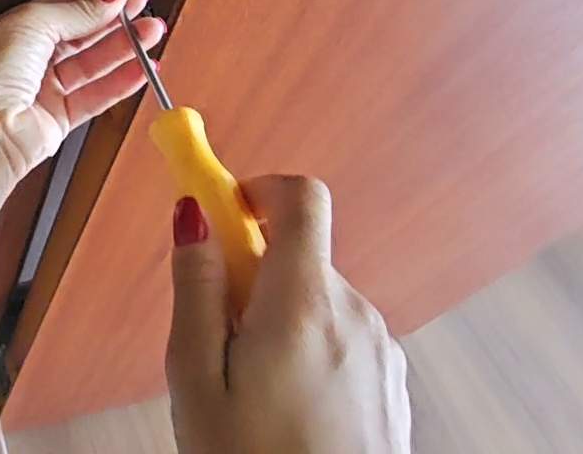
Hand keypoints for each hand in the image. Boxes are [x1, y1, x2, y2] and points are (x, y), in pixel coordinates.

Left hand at [0, 0, 165, 200]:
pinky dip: (120, 83)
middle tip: (144, 5)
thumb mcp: (32, 25)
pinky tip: (142, 68)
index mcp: (11, 28)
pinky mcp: (55, 120)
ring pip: (91, 64)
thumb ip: (76, 11)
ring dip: (124, 47)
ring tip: (153, 31)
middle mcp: (24, 57)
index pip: (61, 5)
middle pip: (79, 33)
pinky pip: (95, 97)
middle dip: (114, 18)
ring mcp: (40, 89)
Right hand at [168, 177, 410, 453]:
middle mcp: (354, 317)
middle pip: (297, 248)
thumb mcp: (194, 375)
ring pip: (312, 290)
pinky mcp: (390, 380)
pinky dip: (303, 336)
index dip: (256, 185)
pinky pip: (337, 327)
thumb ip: (195, 284)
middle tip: (213, 320)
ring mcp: (380, 350)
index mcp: (304, 308)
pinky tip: (282, 397)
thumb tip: (193, 213)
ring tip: (246, 376)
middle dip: (248, 264)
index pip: (300, 198)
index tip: (218, 201)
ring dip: (273, 306)